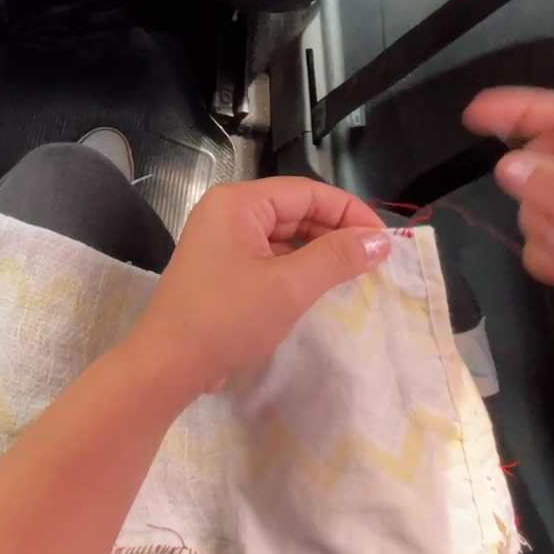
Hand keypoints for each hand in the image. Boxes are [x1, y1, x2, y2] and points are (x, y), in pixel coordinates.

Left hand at [124, 178, 391, 396]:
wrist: (168, 362)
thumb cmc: (227, 317)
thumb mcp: (289, 286)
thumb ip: (336, 257)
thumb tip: (380, 239)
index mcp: (237, 202)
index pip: (305, 192)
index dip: (348, 211)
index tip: (385, 241)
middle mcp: (227, 211)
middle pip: (294, 209)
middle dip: (335, 231)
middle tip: (376, 262)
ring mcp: (222, 239)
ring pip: (283, 234)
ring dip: (318, 250)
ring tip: (356, 274)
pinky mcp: (222, 266)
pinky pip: (268, 255)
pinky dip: (296, 267)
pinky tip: (321, 287)